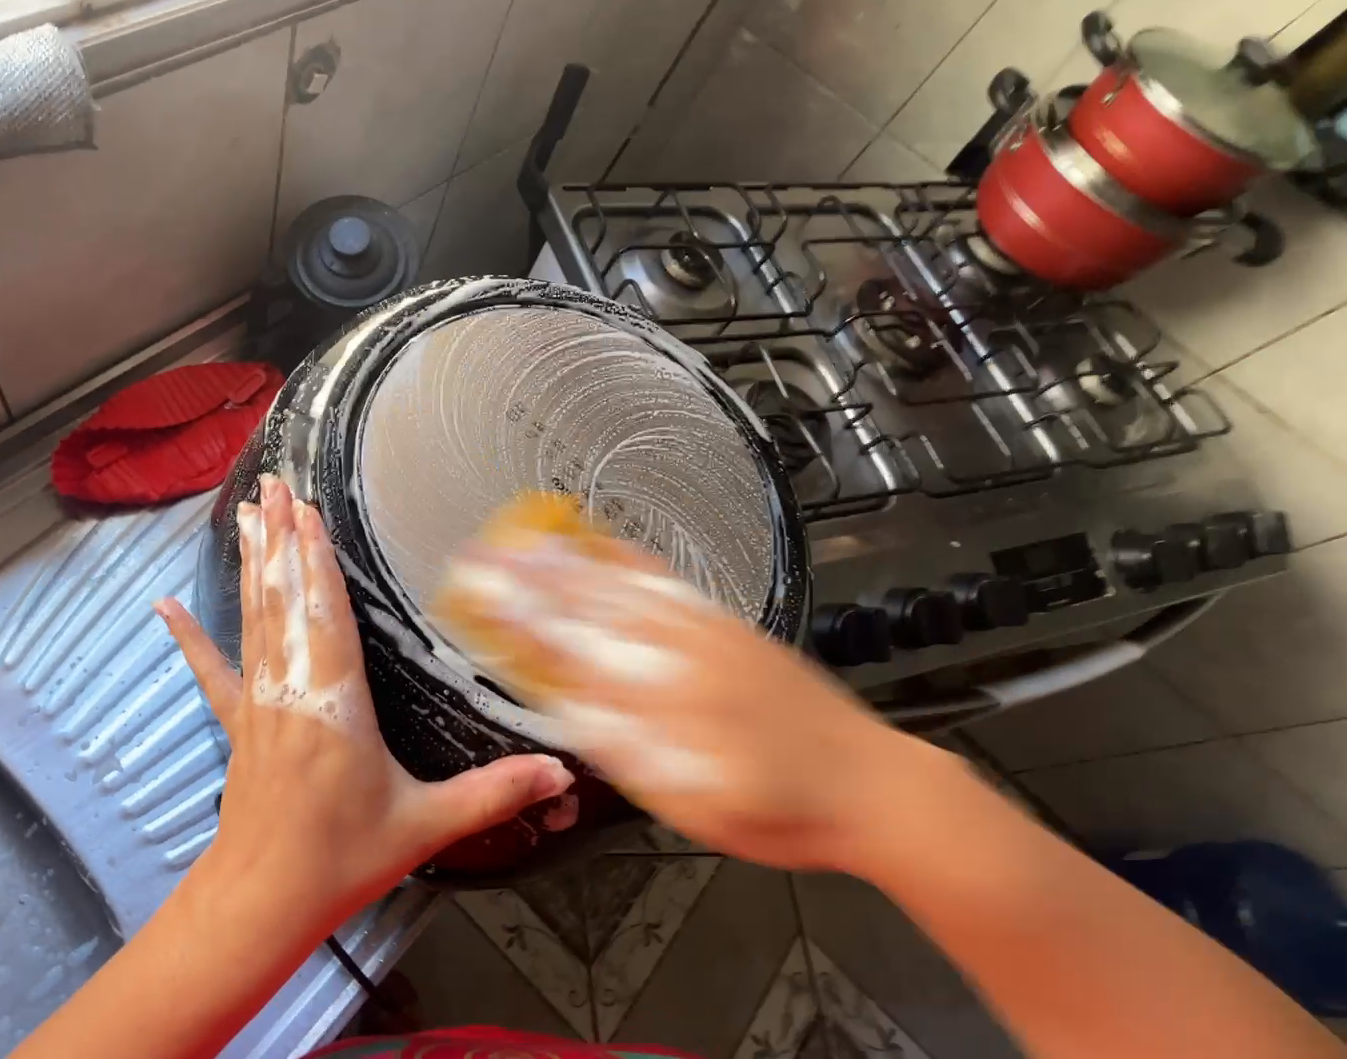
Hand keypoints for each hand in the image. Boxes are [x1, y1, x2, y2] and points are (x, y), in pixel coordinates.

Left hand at [155, 475, 574, 931]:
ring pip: (252, 619)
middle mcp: (290, 690)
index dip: (316, 559)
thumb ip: (494, 792)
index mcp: (335, 703)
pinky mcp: (237, 723)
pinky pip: (211, 670)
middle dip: (280, 538)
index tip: (306, 508)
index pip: (324, 614)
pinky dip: (189, 636)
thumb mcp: (426, 824)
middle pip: (283, 600)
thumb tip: (562, 772)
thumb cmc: (343, 858)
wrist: (263, 900)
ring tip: (246, 513)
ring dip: (251, 563)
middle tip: (271, 483)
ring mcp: (257, 703)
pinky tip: (162, 606)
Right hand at [441, 532, 922, 873]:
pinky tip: (607, 543)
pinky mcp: (728, 625)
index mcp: (657, 703)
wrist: (871, 786)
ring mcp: (703, 634)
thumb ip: (624, 750)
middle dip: (528, 580)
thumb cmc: (776, 809)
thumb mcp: (690, 802)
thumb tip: (565, 707)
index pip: (568, 651)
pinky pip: (669, 581)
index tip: (476, 595)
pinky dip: (630, 557)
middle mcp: (675, 656)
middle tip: (483, 554)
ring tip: (526, 536)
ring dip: (569, 560)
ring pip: (621, 588)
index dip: (517, 620)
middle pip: (586, 609)